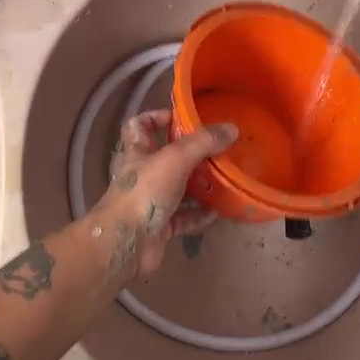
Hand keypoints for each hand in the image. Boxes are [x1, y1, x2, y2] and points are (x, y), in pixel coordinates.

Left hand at [90, 110, 237, 281]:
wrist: (128, 242)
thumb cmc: (145, 192)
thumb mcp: (175, 158)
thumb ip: (202, 142)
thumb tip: (231, 129)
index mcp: (137, 152)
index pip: (139, 126)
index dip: (156, 117)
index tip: (182, 118)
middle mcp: (141, 175)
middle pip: (163, 158)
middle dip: (188, 154)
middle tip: (214, 150)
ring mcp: (149, 202)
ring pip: (176, 189)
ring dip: (198, 185)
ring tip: (223, 178)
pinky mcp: (158, 227)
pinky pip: (183, 218)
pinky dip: (199, 214)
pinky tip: (218, 211)